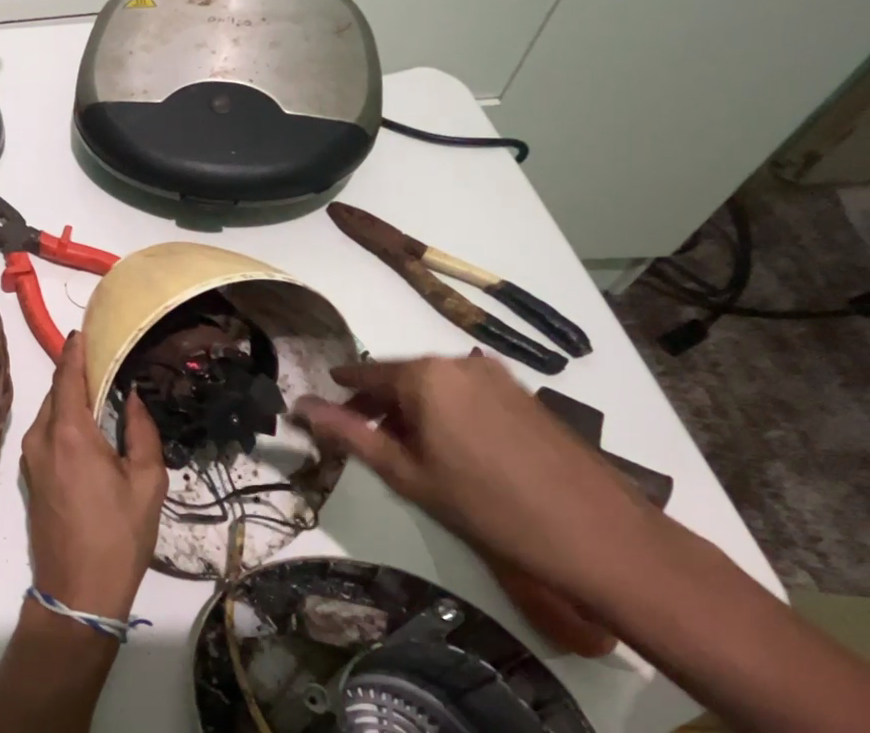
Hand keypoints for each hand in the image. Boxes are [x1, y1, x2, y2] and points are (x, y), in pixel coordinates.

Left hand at [18, 331, 167, 620]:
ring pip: (48, 414)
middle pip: (56, 393)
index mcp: (69, 433)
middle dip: (75, 373)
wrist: (77, 590)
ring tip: (98, 391)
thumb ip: (141, 432)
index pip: (67, 377)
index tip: (83, 331)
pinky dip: (62, 421)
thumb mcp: (147, 483)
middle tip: (103, 361)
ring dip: (69, 399)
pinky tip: (85, 426)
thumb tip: (134, 398)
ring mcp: (30, 458)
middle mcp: (40, 438)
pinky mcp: (29, 476)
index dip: (74, 351)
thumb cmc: (119, 536)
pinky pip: (45, 434)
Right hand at [291, 355, 656, 593]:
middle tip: (366, 442)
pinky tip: (451, 453)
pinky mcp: (525, 396)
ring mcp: (498, 377)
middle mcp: (458, 362)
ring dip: (413, 411)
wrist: (598, 535)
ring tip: (409, 454)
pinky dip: (447, 414)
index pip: (363, 373)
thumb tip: (299, 405)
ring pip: (435, 386)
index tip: (324, 415)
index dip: (341, 395)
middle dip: (379, 405)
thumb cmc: (487, 506)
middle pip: (400, 377)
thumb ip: (349, 434)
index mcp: (424, 374)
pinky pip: (466, 394)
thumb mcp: (406, 474)